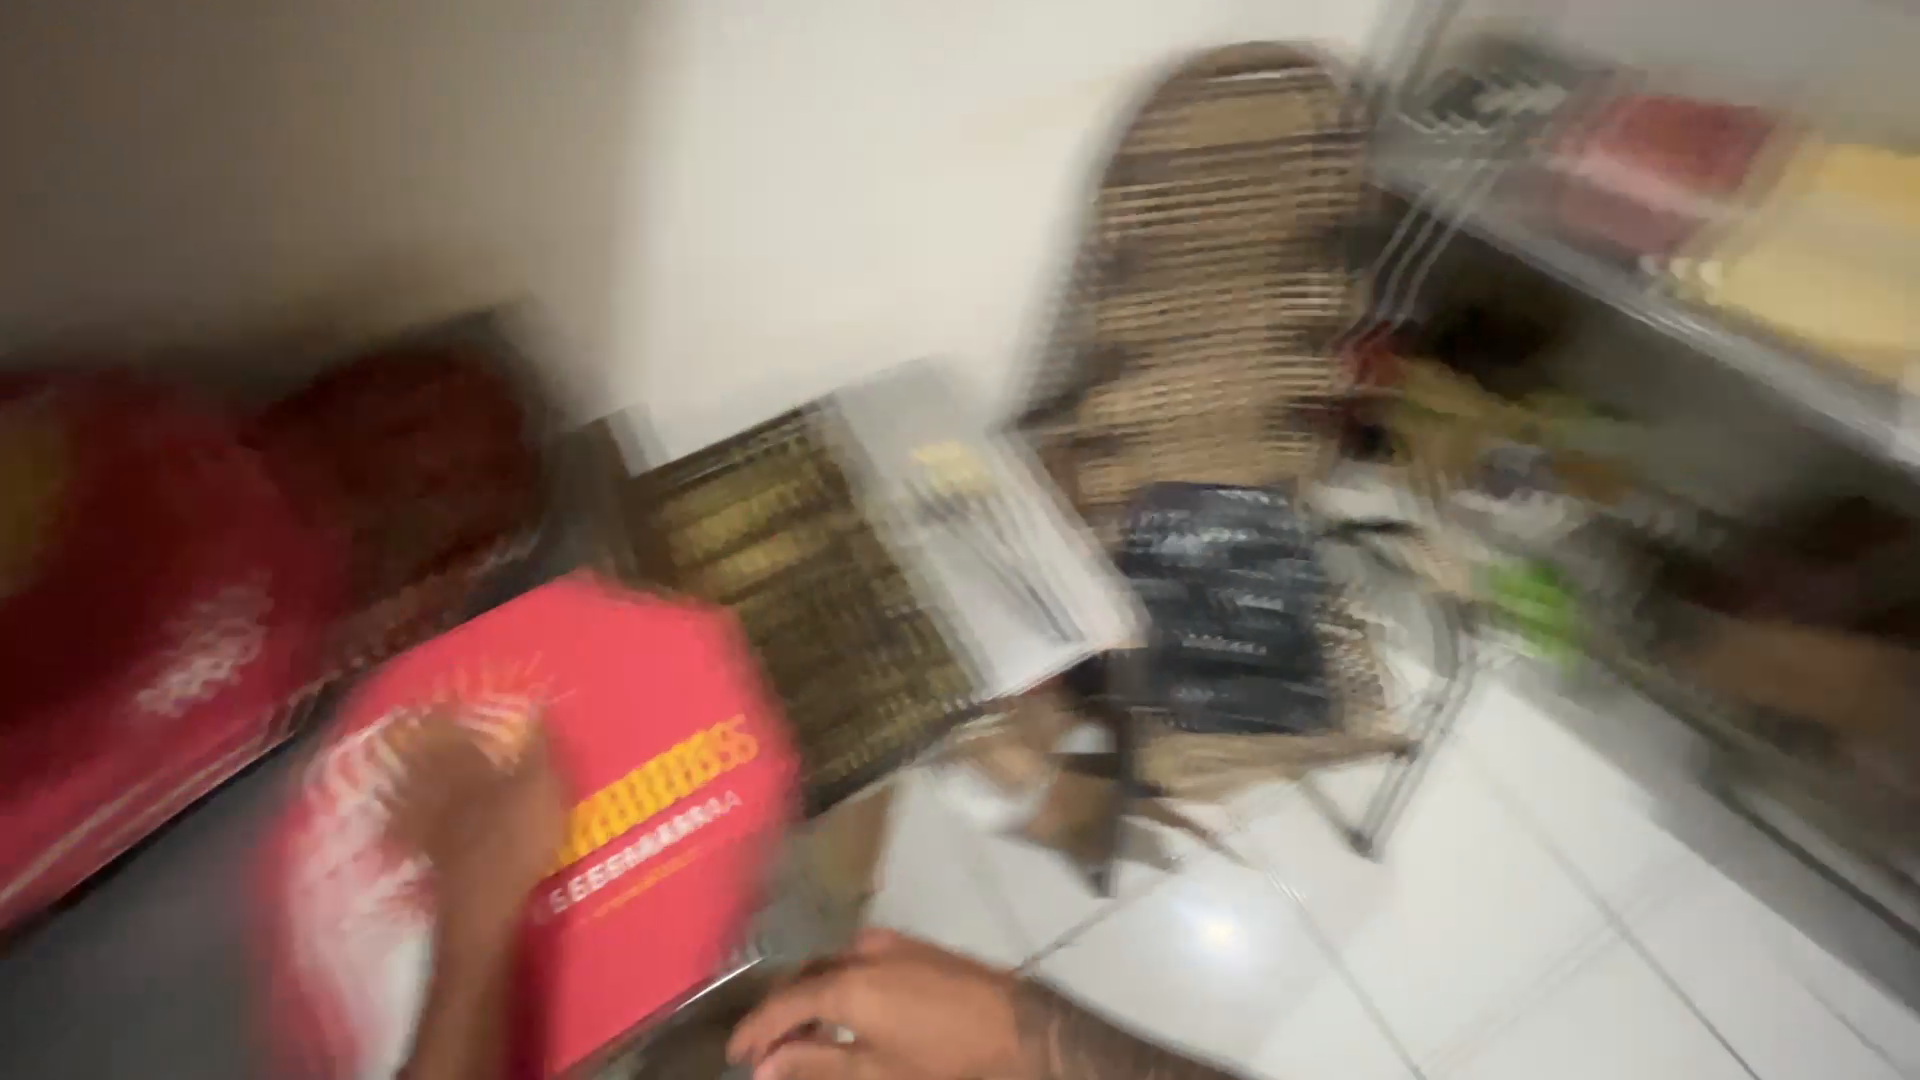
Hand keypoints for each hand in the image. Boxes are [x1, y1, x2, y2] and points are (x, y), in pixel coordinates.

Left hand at [384, 707, 565, 951]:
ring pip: (404, 793)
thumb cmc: (522, 840)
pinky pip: (401, 831)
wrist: (486, 906)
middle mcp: (442, 793)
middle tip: (397, 720)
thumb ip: (538, 746)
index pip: (452, 734)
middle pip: (420, 761)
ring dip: (394, 773)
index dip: (444, 714)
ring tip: (381, 758)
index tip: (438, 695)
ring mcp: (428, 828)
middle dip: (409, 740)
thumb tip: (535, 702)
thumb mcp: (544, 786)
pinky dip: (391, 819)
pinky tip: (383, 818)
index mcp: (472, 772)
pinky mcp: (425, 858)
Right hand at [728, 929, 1027, 1079]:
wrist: (1014, 1026)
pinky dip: (840, 985)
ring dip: (812, 997)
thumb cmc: (943, 1059)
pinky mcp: (912, 945)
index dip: (757, 1029)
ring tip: (803, 1039)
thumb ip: (817, 1064)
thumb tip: (766, 1065)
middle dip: (783, 1011)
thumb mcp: (876, 1072)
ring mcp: (891, 943)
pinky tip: (843, 1015)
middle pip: (807, 976)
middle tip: (766, 1051)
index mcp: (850, 984)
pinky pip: (858, 959)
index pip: (787, 1003)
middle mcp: (863, 952)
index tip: (735, 1054)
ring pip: (833, 965)